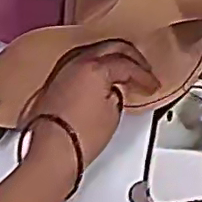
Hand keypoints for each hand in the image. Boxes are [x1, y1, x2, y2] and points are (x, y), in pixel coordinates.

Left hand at [25, 41, 159, 169]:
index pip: (128, 64)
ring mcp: (63, 70)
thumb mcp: (113, 114)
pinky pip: (80, 65)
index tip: (151, 85)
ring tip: (124, 74)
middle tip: (143, 70)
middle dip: (131, 57)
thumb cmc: (78, 137)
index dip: (145, 76)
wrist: (50, 153)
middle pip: (112, 48)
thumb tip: (115, 90)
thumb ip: (118, 93)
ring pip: (94, 52)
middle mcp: (77, 63)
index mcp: (95, 67)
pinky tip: (102, 79)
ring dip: (112, 60)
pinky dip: (95, 68)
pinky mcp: (54, 82)